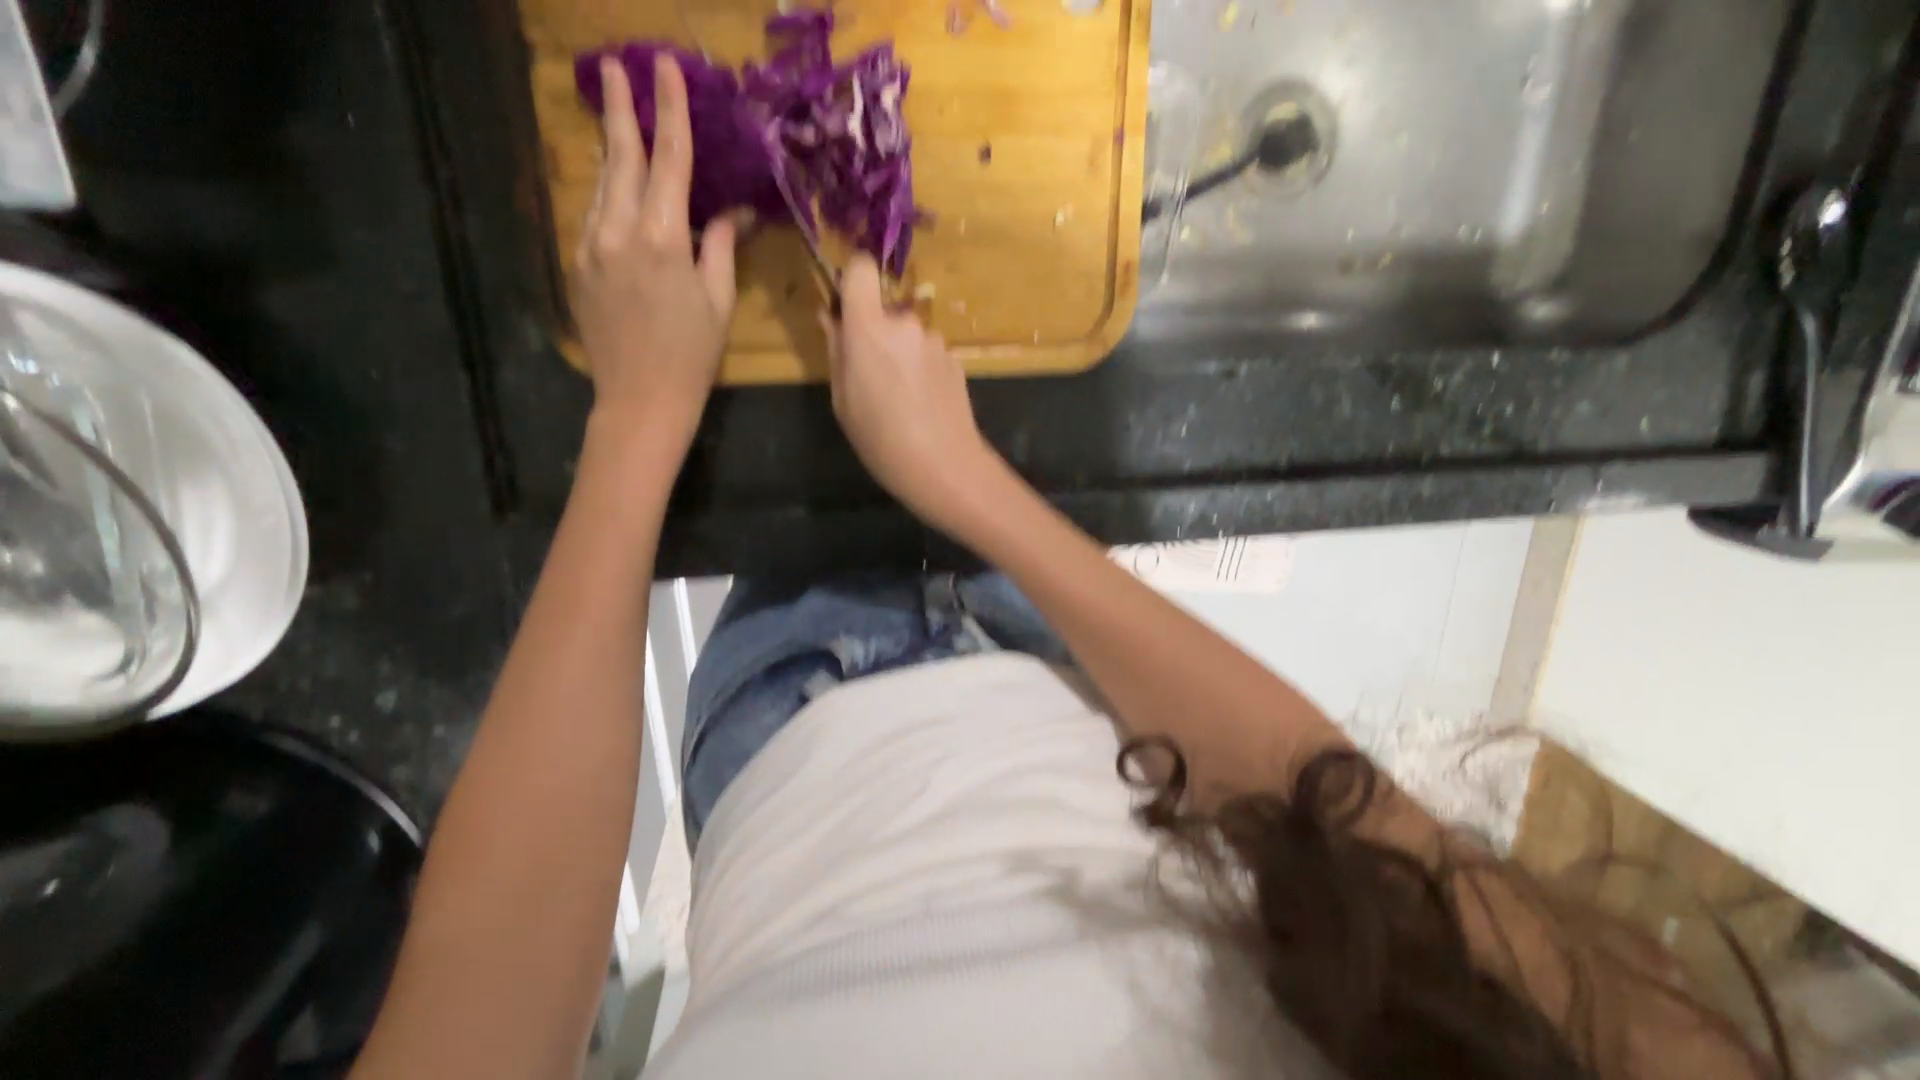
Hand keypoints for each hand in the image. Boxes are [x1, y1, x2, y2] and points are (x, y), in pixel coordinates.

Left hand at [572, 56, 740, 446]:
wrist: (639, 400)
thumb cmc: (692, 356)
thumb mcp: (718, 300)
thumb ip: (719, 246)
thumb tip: (731, 211)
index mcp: (663, 239)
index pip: (670, 159)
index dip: (670, 110)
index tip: (666, 68)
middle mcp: (619, 232)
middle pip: (622, 157)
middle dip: (621, 109)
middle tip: (616, 66)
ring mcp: (591, 247)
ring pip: (603, 184)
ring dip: (613, 150)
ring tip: (619, 119)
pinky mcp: (577, 265)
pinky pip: (593, 216)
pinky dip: (607, 193)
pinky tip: (616, 186)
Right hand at [825, 257, 1004, 532]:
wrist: (944, 466)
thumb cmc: (880, 439)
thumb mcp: (842, 399)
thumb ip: (837, 349)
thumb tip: (831, 316)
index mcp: (869, 328)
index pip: (861, 267)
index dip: (853, 276)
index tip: (846, 300)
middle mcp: (905, 323)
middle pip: (884, 308)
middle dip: (875, 330)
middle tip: (868, 373)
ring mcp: (935, 340)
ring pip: (908, 333)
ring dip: (900, 352)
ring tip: (898, 396)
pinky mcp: (955, 358)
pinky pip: (927, 352)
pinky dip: (921, 368)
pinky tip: (921, 403)